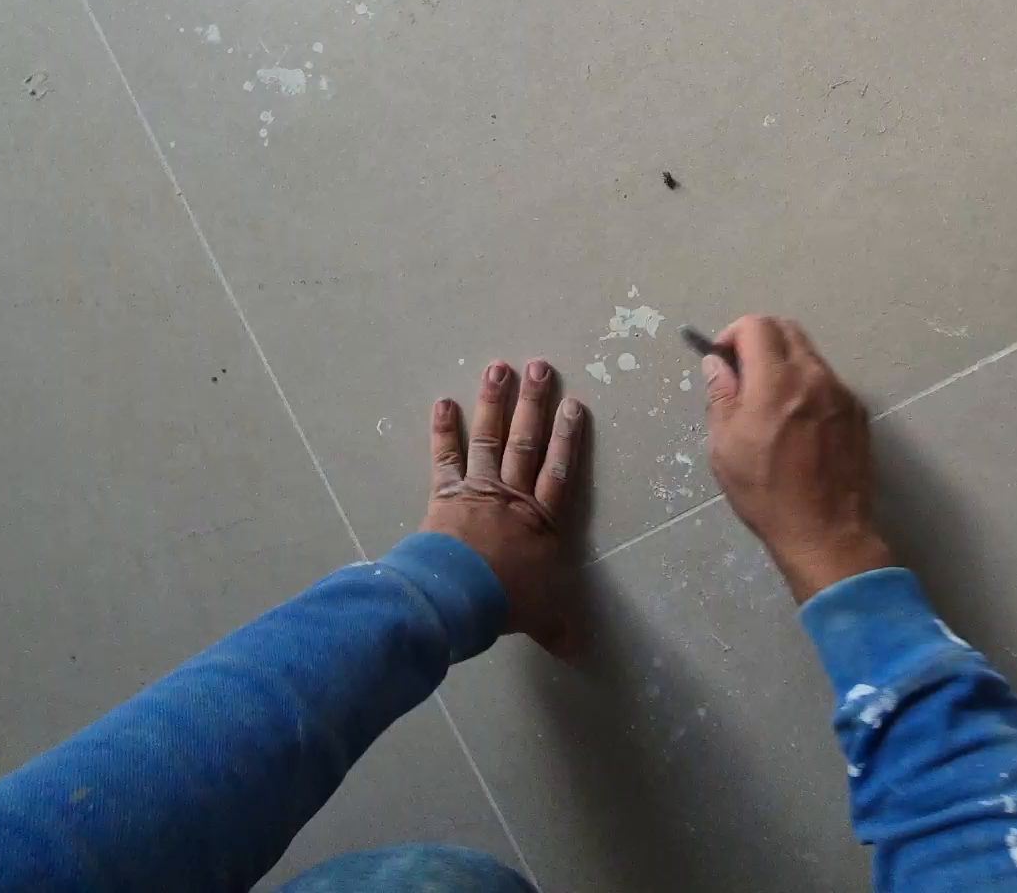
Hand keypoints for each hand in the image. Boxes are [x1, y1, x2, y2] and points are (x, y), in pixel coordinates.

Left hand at [423, 359, 584, 651]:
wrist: (457, 598)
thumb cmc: (504, 601)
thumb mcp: (538, 613)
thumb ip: (554, 624)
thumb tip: (574, 651)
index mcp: (541, 519)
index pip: (560, 469)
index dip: (568, 437)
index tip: (574, 404)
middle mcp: (513, 495)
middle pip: (528, 442)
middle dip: (535, 404)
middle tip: (540, 366)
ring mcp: (479, 489)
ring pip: (491, 439)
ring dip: (495, 402)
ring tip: (498, 367)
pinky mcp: (446, 493)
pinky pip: (446, 458)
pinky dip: (443, 431)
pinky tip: (442, 401)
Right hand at [702, 316, 892, 601]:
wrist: (828, 533)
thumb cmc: (766, 493)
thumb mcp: (725, 447)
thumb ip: (721, 395)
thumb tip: (716, 363)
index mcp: (776, 382)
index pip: (756, 325)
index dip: (732, 334)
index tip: (723, 361)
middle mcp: (814, 376)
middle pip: (786, 329)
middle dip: (759, 339)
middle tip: (743, 372)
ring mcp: (841, 393)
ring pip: (809, 354)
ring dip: (784, 362)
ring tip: (770, 401)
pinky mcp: (858, 411)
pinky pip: (827, 380)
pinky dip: (806, 385)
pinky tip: (798, 422)